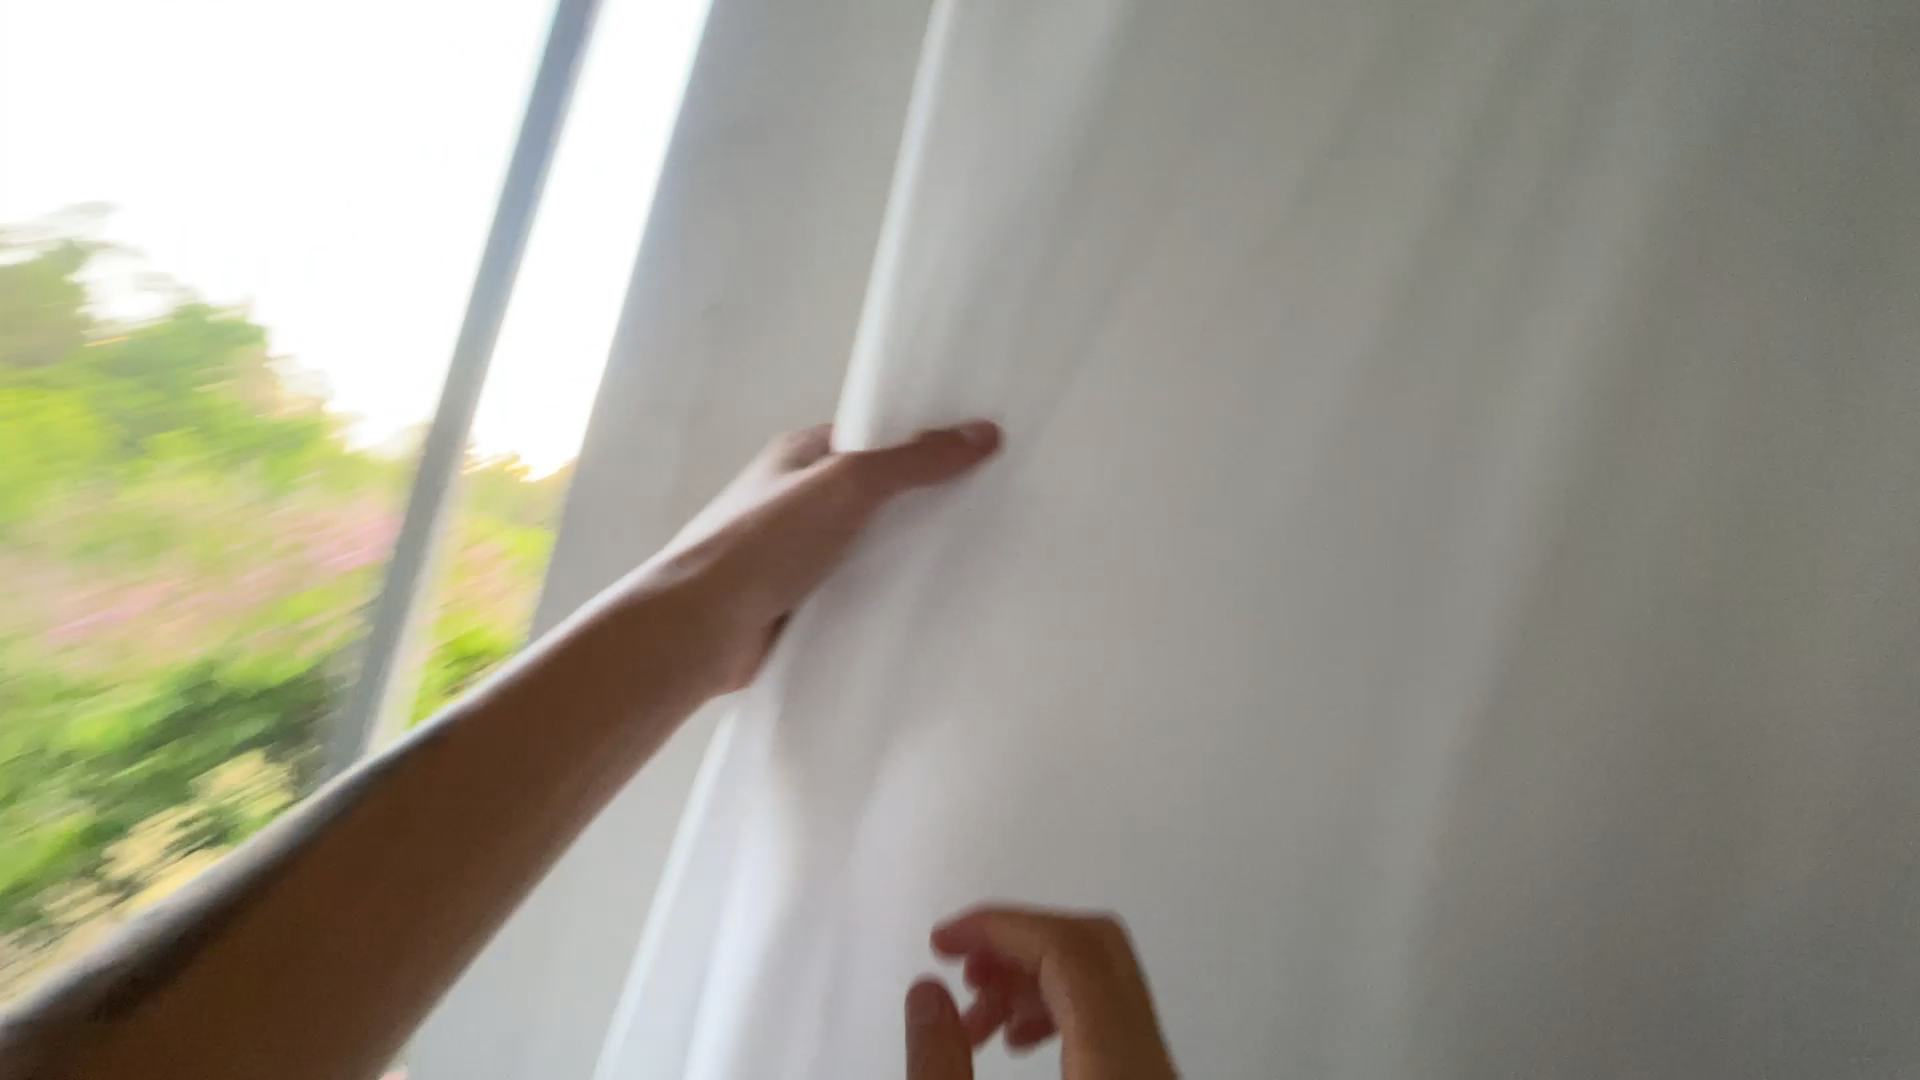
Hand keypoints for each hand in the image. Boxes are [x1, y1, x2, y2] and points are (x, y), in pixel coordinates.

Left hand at [641, 421, 1000, 693]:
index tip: (978, 457)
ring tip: (976, 557)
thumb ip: (914, 461)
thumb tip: (985, 433)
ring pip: (867, 545)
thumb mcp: (848, 484)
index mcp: (801, 454)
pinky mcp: (802, 601)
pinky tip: (931, 602)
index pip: (872, 438)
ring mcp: (798, 553)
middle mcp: (799, 499)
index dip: (921, 443)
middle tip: (990, 511)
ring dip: (906, 553)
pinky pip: (856, 588)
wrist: (699, 629)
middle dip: (922, 503)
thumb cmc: (767, 541)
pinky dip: (886, 592)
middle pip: (874, 495)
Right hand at [906, 906, 1178, 1079]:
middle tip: (960, 957)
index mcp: (1121, 1066)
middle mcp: (1152, 1062)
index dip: (1000, 926)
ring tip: (976, 1007)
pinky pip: (1110, 1014)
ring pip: (1104, 978)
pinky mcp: (1146, 1079)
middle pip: (1096, 947)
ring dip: (1032, 973)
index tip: (946, 938)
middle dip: (1018, 939)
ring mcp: (1155, 1071)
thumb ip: (942, 1066)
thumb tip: (927, 991)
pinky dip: (1056, 1003)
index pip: (1070, 950)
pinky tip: (1014, 1033)